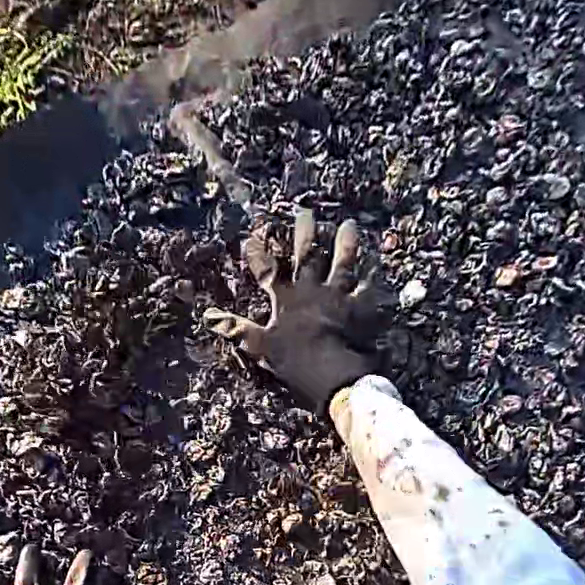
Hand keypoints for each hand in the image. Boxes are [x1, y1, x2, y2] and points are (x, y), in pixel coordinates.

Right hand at [205, 207, 379, 406]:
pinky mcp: (361, 307)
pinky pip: (369, 286)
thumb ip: (236, 328)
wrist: (332, 373)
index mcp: (286, 299)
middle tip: (305, 211)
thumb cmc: (293, 361)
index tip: (250, 238)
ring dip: (345, 243)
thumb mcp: (259, 346)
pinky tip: (377, 262)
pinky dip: (373, 274)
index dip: (258, 255)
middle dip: (305, 233)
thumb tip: (207, 316)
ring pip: (343, 263)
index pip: (267, 272)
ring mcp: (338, 296)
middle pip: (308, 256)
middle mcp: (312, 290)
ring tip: (348, 225)